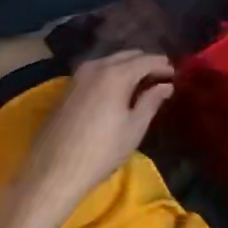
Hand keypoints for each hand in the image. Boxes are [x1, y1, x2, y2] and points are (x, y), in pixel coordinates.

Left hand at [11, 50, 174, 213]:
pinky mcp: (67, 89)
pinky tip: (116, 90)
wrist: (53, 172)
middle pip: (127, 56)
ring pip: (109, 61)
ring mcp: (78, 76)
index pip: (147, 60)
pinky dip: (110, 74)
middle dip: (145, 63)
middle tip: (160, 77)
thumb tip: (166, 86)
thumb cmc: (101, 151)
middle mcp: (96, 67)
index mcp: (116, 74)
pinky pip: (96, 71)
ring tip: (141, 83)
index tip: (174, 75)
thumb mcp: (134, 128)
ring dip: (127, 67)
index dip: (163, 66)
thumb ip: (151, 101)